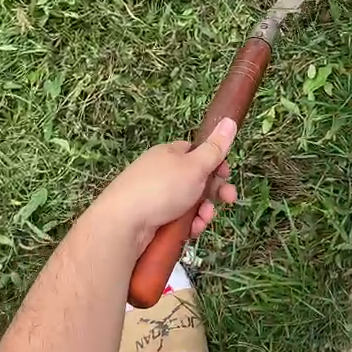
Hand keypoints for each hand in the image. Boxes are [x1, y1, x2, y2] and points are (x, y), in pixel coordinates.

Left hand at [90, 118, 239, 249]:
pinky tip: (191, 231)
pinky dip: (187, 225)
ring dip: (203, 211)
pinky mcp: (151, 219)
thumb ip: (215, 148)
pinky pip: (177, 219)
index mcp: (169, 154)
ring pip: (189, 202)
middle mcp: (162, 173)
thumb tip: (230, 120)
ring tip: (204, 220)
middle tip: (228, 199)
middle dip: (214, 191)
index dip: (214, 162)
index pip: (197, 152)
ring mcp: (155, 197)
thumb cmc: (161, 189)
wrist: (122, 225)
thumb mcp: (195, 166)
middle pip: (196, 179)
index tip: (226, 173)